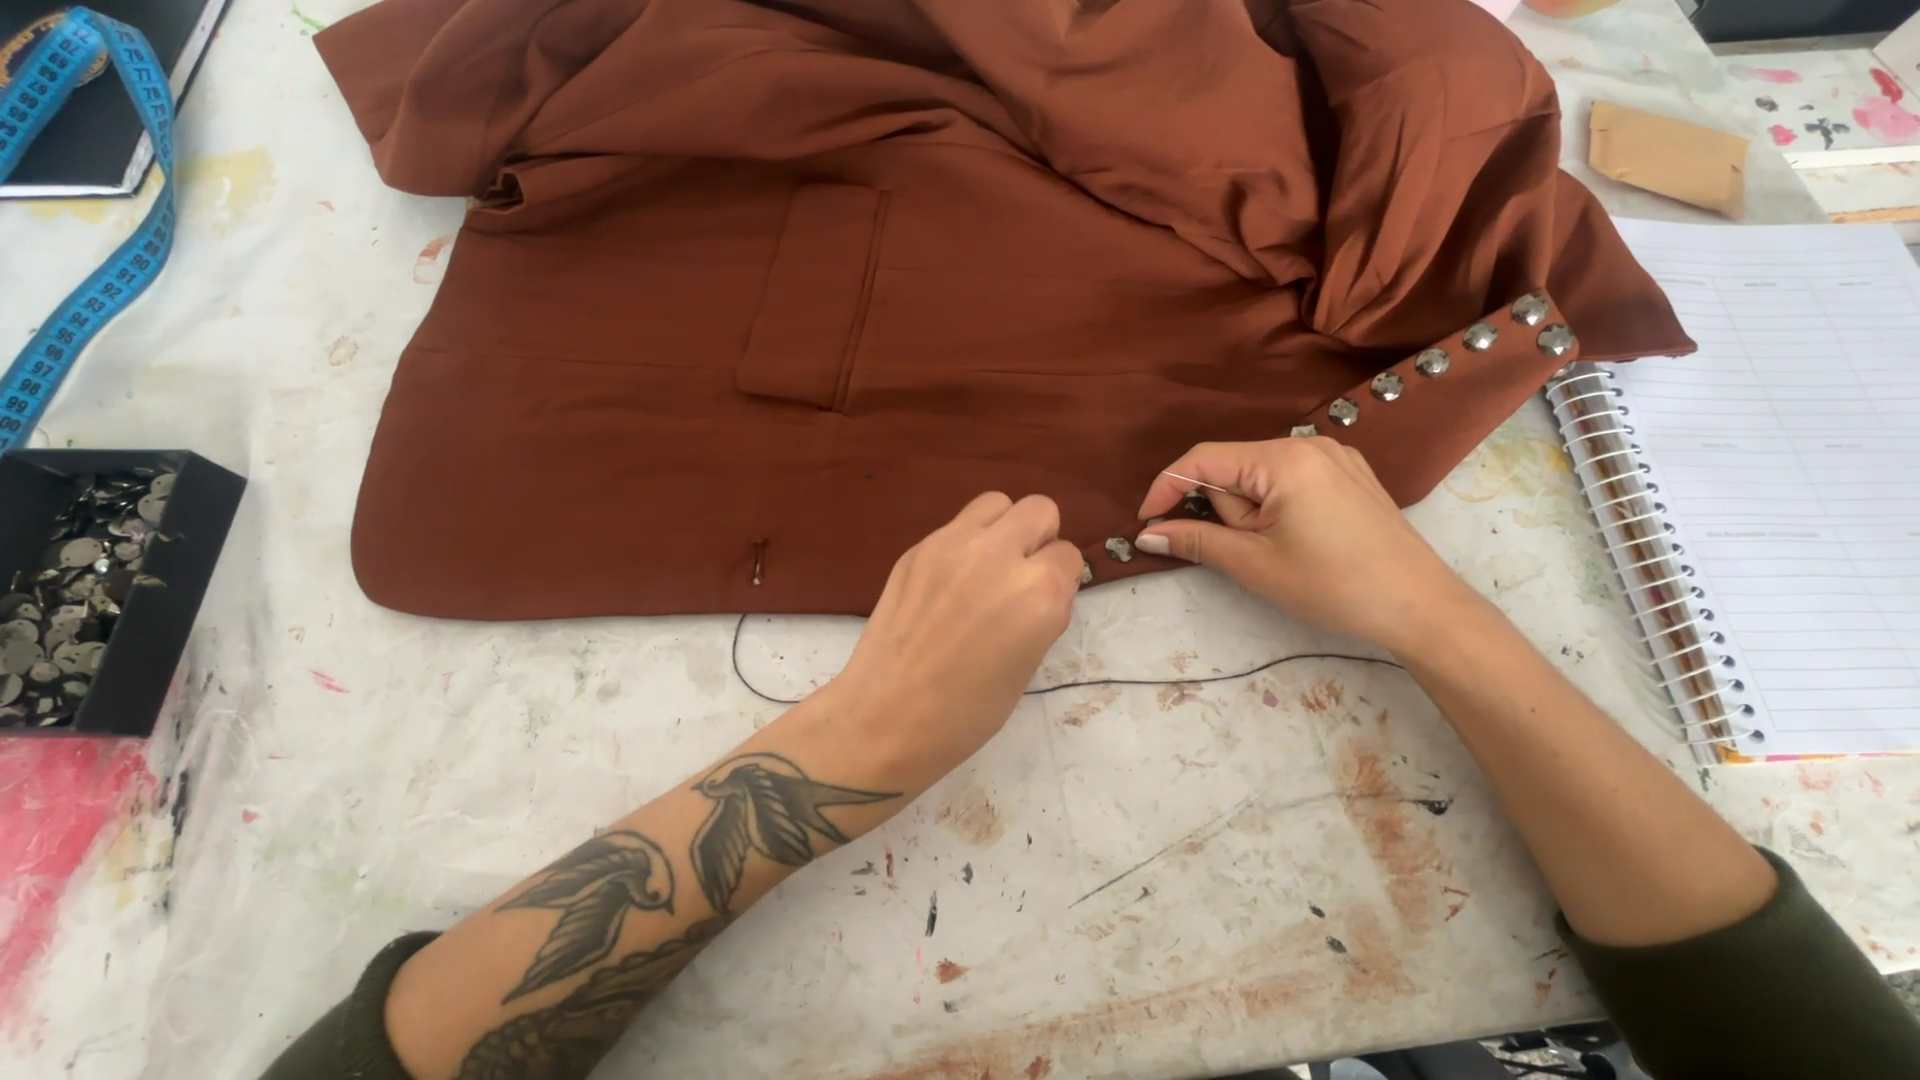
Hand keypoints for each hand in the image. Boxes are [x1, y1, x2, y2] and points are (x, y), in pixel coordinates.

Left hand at [828, 492, 1083, 775]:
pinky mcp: (917, 548)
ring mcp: (953, 545)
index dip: (1061, 580)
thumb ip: (1043, 614)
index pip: (1068, 555)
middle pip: (1040, 510)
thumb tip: (1043, 587)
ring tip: (987, 569)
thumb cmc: (967, 712)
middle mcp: (1000, 555)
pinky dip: (965, 543)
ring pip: (997, 503)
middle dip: (1039, 540)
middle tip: (1020, 578)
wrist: (886, 717)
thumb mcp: (1028, 665)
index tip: (1044, 604)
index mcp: (1039, 592)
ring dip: (1003, 528)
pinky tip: (948, 583)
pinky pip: (957, 525)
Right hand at [1135, 438, 1482, 654]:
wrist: (1420, 607)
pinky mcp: (1350, 475)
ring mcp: (1335, 457)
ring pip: (1260, 476)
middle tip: (1247, 552)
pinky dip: (1275, 506)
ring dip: (1250, 511)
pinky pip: (1290, 480)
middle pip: (1233, 467)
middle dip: (1224, 509)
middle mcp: (1309, 445)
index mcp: (1283, 460)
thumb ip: (1195, 540)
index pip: (1202, 459)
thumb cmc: (1331, 586)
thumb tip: (1148, 532)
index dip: (1166, 488)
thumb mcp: (1253, 564)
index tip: (1146, 522)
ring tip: (1279, 551)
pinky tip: (1299, 539)